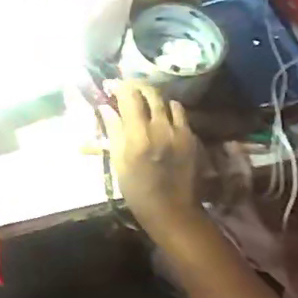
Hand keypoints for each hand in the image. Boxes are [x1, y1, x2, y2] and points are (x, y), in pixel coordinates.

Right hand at [100, 80, 202, 240]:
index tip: (111, 86)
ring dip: (155, 98)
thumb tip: (105, 108)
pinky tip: (163, 120)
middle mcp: (161, 128)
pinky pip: (180, 115)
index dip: (119, 86)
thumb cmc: (137, 190)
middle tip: (128, 90)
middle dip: (137, 87)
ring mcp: (180, 132)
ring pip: (167, 101)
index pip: (129, 97)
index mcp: (138, 136)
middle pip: (151, 93)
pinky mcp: (192, 138)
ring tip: (146, 104)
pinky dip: (170, 112)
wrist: (173, 211)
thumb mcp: (118, 162)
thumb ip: (113, 131)